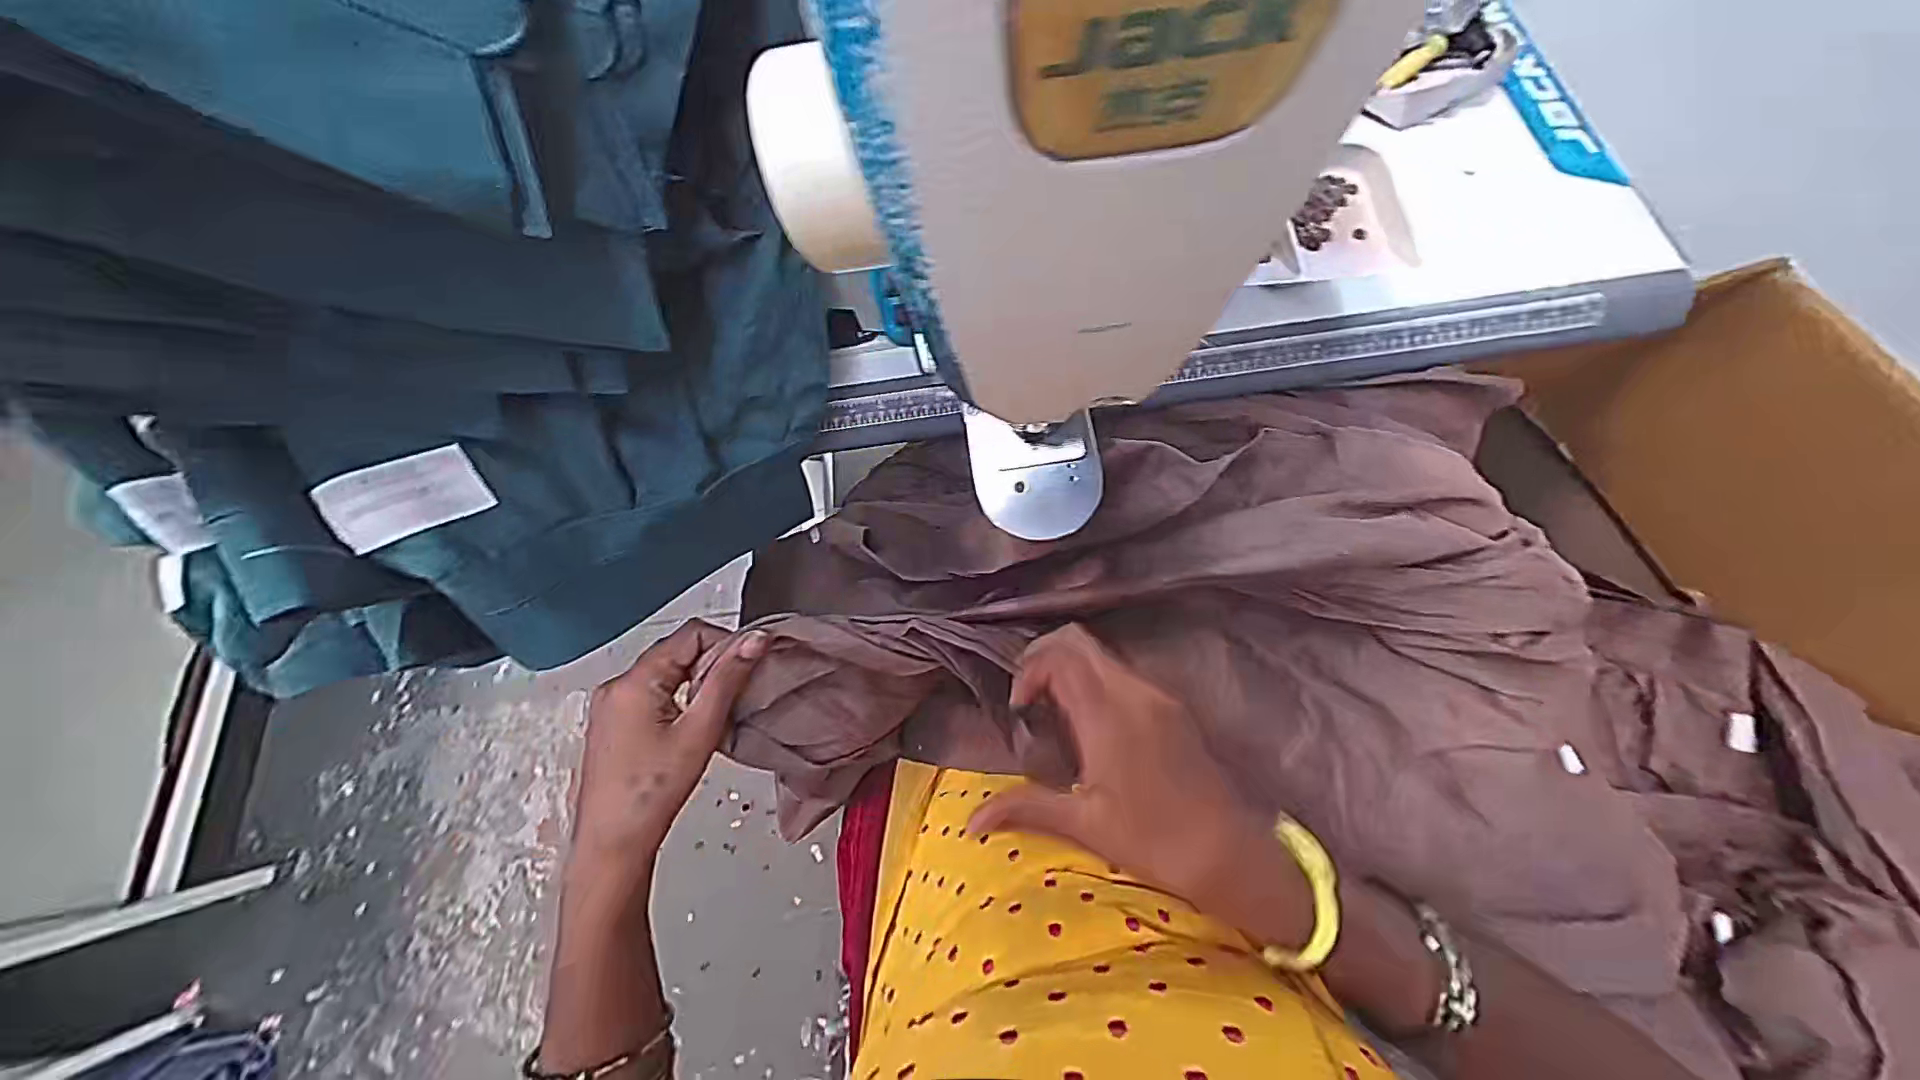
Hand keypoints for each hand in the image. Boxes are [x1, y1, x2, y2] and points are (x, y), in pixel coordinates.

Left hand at [571, 620, 767, 871]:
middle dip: (712, 665)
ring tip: (713, 716)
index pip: (691, 634)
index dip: (726, 644)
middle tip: (734, 695)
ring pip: (667, 672)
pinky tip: (692, 728)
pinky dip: (680, 699)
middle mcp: (617, 686)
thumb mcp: (700, 730)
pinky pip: (653, 693)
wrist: (612, 845)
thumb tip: (754, 640)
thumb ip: (728, 678)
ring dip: (697, 683)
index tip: (746, 668)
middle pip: (678, 651)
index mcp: (635, 681)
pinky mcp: (614, 724)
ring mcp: (611, 706)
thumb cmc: (651, 794)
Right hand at [969, 624, 1315, 946]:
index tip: (1021, 709)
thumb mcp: (1085, 824)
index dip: (1029, 670)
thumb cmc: (1154, 840)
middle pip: (1079, 641)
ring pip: (1102, 654)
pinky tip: (1091, 724)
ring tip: (1056, 712)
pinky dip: (1095, 680)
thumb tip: (972, 822)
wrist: (1229, 854)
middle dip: (1043, 656)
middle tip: (1029, 697)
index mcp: (1108, 715)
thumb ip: (1026, 808)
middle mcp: (1134, 692)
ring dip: (1070, 667)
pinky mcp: (1173, 707)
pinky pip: (1123, 673)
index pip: (1059, 658)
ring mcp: (1158, 696)